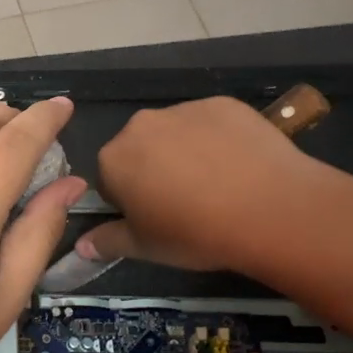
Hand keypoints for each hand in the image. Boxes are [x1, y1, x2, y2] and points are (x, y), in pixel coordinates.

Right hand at [75, 97, 321, 272]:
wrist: (271, 209)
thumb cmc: (196, 233)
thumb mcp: (146, 248)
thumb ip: (107, 242)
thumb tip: (81, 246)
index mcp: (113, 159)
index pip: (109, 179)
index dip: (130, 201)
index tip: (155, 219)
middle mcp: (140, 125)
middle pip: (139, 149)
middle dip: (153, 170)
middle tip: (185, 203)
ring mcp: (183, 110)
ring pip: (175, 134)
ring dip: (185, 153)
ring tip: (219, 185)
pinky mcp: (223, 104)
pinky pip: (211, 123)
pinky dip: (219, 140)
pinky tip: (241, 166)